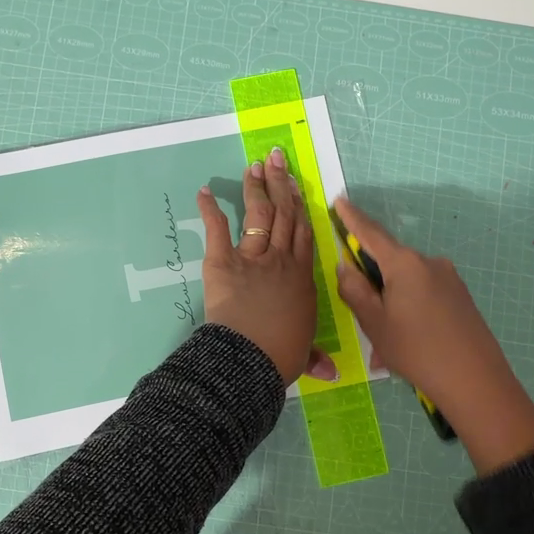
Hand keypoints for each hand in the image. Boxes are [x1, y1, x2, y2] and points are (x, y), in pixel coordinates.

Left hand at [198, 147, 335, 386]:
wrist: (250, 357)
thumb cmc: (280, 355)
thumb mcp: (302, 354)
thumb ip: (314, 357)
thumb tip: (330, 374)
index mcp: (301, 278)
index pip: (303, 235)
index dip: (300, 208)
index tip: (297, 188)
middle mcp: (280, 261)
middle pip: (284, 215)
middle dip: (281, 184)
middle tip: (277, 159)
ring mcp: (252, 258)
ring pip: (259, 215)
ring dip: (256, 188)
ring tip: (255, 165)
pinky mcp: (222, 262)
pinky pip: (216, 230)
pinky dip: (209, 209)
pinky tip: (204, 191)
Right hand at [331, 197, 533, 473]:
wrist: (475, 380)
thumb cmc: (416, 350)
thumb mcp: (373, 322)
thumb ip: (354, 290)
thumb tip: (346, 266)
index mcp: (404, 263)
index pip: (371, 233)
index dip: (352, 218)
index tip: (340, 201)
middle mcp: (428, 262)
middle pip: (389, 261)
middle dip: (371, 279)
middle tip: (360, 310)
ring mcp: (449, 279)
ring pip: (407, 283)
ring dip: (391, 302)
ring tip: (384, 343)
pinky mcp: (461, 297)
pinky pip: (424, 296)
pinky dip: (409, 312)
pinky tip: (405, 344)